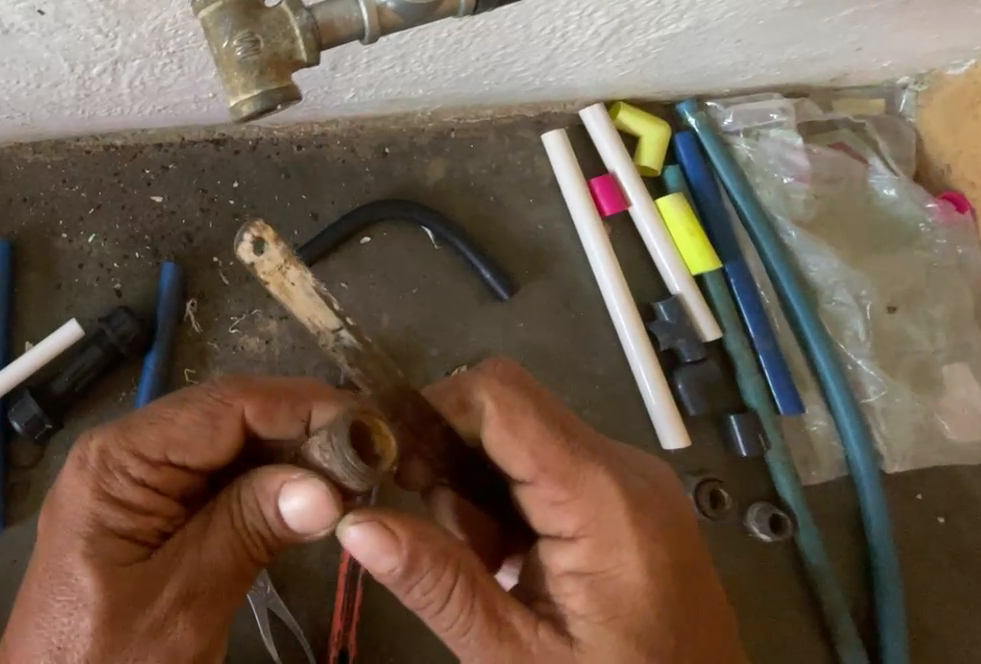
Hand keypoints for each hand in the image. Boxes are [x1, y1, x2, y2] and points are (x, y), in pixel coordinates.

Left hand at [0, 377, 352, 663]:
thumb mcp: (178, 605)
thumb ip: (245, 532)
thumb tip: (327, 485)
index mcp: (119, 456)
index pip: (221, 405)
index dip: (296, 405)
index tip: (363, 421)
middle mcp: (126, 449)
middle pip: (224, 416)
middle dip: (297, 426)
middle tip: (370, 445)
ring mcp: (137, 479)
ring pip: (226, 444)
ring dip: (288, 452)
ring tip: (354, 465)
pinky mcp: (151, 510)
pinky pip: (215, 480)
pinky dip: (264, 484)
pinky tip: (307, 493)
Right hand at [335, 359, 745, 661]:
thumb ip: (440, 586)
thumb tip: (352, 523)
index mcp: (604, 497)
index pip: (495, 394)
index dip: (430, 413)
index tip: (394, 473)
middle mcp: (621, 465)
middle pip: (501, 407)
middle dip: (448, 457)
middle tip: (439, 534)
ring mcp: (628, 479)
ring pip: (513, 433)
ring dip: (473, 485)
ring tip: (486, 566)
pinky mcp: (624, 497)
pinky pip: (540, 462)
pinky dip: (503, 499)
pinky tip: (511, 563)